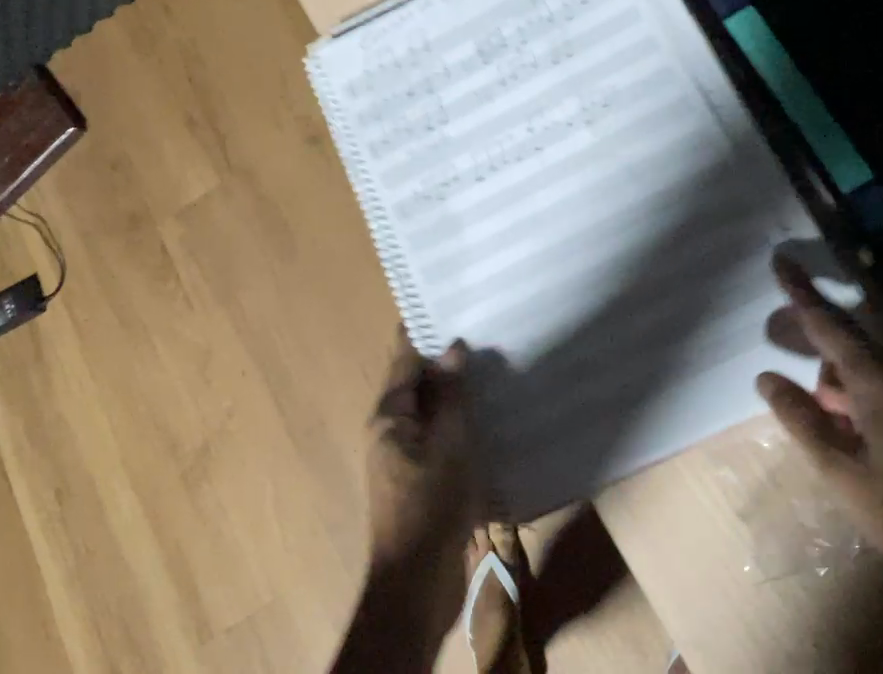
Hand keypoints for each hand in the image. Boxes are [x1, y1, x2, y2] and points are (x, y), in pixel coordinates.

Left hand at [363, 337, 478, 636]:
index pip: (404, 358)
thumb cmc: (430, 506)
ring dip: (456, 390)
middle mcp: (391, 430)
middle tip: (485, 328)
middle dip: (445, 357)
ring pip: (431, 409)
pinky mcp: (421, 477)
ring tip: (494, 363)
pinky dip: (460, 420)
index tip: (448, 299)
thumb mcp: (448, 445)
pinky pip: (440, 435)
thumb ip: (450, 396)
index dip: (423, 329)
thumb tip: (451, 347)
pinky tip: (490, 414)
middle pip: (416, 381)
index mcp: (388, 416)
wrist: (417, 582)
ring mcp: (405, 455)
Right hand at [756, 255, 882, 604]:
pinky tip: (880, 425)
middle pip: (869, 319)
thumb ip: (803, 422)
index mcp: (882, 381)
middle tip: (804, 349)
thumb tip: (766, 378)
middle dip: (832, 324)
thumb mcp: (846, 479)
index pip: (829, 323)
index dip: (801, 291)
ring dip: (859, 360)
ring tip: (840, 411)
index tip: (782, 257)